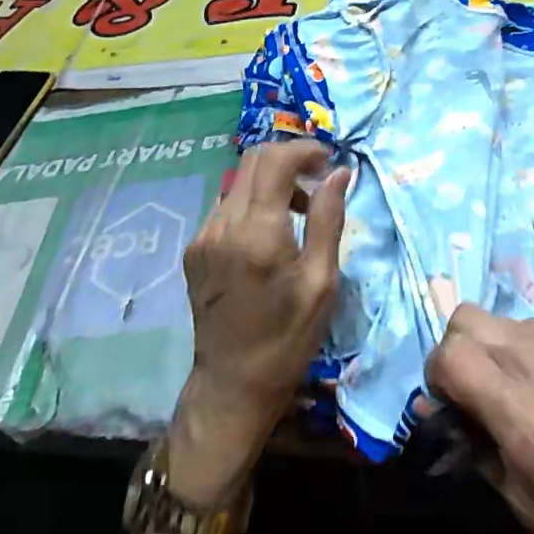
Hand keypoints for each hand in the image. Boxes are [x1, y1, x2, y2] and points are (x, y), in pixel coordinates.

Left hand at [168, 141, 350, 507]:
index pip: (274, 160)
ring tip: (299, 213)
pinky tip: (269, 235)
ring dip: (270, 183)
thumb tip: (339, 173)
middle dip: (288, 160)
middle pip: (252, 162)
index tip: (328, 161)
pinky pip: (226, 207)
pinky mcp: (194, 248)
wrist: (233, 384)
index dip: (304, 149)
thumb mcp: (321, 281)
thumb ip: (329, 219)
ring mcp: (203, 235)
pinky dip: (252, 205)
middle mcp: (223, 224)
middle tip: (317, 182)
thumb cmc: (288, 337)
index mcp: (257, 232)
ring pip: (238, 183)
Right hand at [426, 307, 533, 533]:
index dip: (438, 370)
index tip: (449, 394)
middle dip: (461, 348)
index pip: (452, 353)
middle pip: (467, 318)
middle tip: (478, 384)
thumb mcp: (519, 495)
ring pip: (503, 319)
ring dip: (500, 348)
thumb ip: (470, 437)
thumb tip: (430, 400)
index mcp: (528, 416)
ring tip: (526, 386)